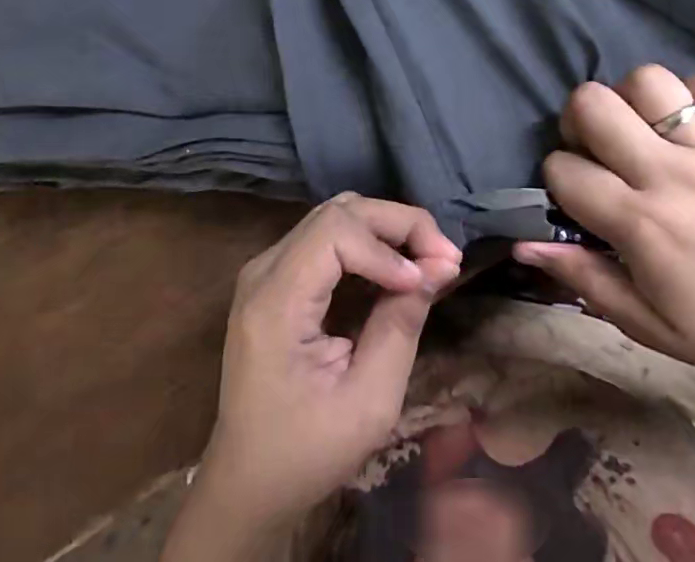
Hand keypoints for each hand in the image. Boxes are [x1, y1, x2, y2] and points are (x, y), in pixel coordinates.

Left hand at [196, 193, 462, 527]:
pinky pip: (327, 237)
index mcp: (275, 303)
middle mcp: (263, 271)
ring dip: (387, 229)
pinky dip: (370, 241)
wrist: (249, 482)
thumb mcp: (369, 401)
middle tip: (445, 257)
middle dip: (399, 224)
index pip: (336, 232)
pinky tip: (397, 266)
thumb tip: (441, 266)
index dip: (389, 247)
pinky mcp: (276, 279)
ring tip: (428, 258)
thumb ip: (402, 325)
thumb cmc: (307, 452)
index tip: (428, 282)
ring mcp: (265, 271)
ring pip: (335, 216)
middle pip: (338, 212)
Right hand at [512, 65, 694, 397]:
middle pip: (594, 104)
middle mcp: (673, 173)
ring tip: (642, 131)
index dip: (557, 178)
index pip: (563, 168)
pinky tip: (693, 125)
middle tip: (596, 150)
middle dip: (578, 121)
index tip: (576, 196)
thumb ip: (583, 277)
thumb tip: (522, 244)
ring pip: (650, 81)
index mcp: (642, 223)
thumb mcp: (646, 323)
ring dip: (631, 99)